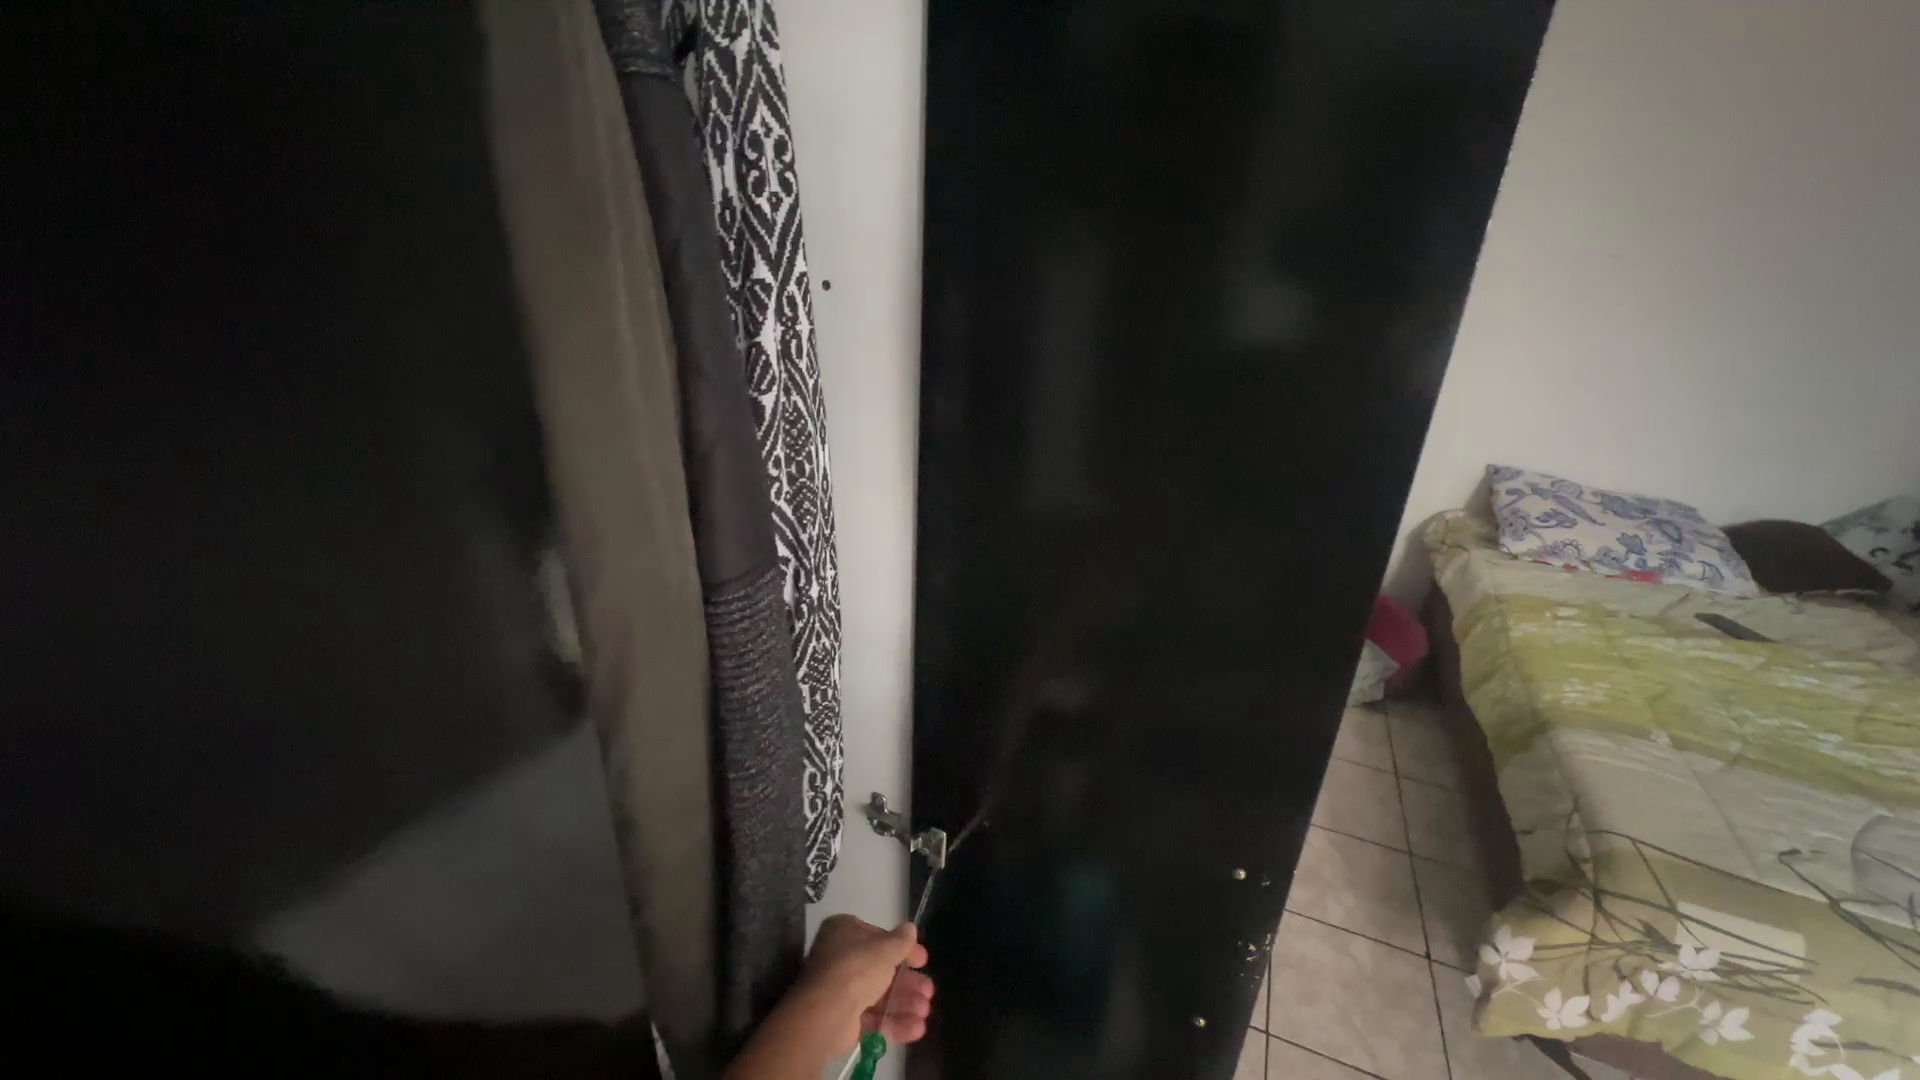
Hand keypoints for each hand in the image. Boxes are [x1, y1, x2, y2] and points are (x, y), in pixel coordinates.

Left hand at [799, 915, 934, 1052]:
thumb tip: (910, 928)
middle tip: (929, 990)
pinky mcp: (843, 1019)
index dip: (902, 949)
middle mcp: (840, 958)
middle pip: (881, 969)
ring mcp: (840, 990)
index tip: (923, 960)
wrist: (826, 1012)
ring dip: (904, 1003)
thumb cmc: (856, 968)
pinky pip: (872, 1017)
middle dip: (907, 982)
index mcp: (844, 931)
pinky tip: (916, 1028)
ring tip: (925, 1011)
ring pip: (878, 995)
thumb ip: (900, 940)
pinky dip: (893, 1022)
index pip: (878, 937)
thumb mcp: (885, 949)